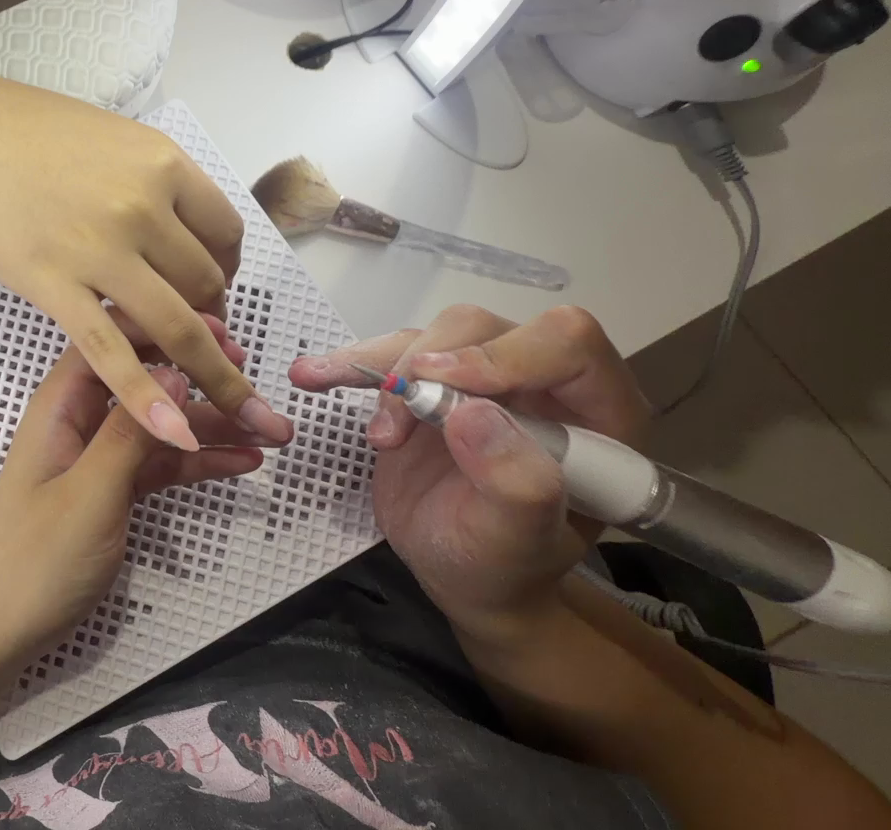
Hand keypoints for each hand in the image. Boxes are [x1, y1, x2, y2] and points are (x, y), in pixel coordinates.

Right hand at [0, 49, 291, 451]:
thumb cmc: (24, 131)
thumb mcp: (110, 140)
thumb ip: (152, 185)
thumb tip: (178, 237)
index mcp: (162, 163)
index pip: (225, 233)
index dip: (227, 270)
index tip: (211, 289)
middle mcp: (144, 208)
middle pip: (204, 284)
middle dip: (211, 318)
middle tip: (195, 334)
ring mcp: (99, 251)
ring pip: (176, 325)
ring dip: (207, 369)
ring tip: (220, 402)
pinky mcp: (53, 288)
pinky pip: (111, 351)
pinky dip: (146, 397)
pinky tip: (174, 432)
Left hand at [0, 340, 263, 660]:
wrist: (4, 626)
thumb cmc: (39, 558)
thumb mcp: (90, 493)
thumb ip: (130, 434)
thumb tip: (174, 371)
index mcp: (59, 406)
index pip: (109, 343)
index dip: (161, 329)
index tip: (220, 331)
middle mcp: (78, 419)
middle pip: (144, 382)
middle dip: (199, 380)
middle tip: (254, 380)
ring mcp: (96, 455)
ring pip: (161, 425)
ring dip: (212, 427)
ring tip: (274, 432)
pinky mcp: (111, 488)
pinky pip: (160, 463)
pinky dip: (198, 461)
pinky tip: (244, 462)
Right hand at [289, 306, 651, 640]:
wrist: (461, 572)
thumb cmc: (504, 564)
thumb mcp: (517, 540)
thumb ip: (515, 482)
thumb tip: (473, 413)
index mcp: (592, 408)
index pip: (561, 343)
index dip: (502, 353)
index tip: (441, 386)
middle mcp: (536, 380)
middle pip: (479, 330)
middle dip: (425, 369)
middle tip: (392, 429)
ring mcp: (477, 380)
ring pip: (426, 338)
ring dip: (377, 369)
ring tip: (337, 405)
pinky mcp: (426, 387)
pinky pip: (385, 358)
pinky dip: (344, 365)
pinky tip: (310, 376)